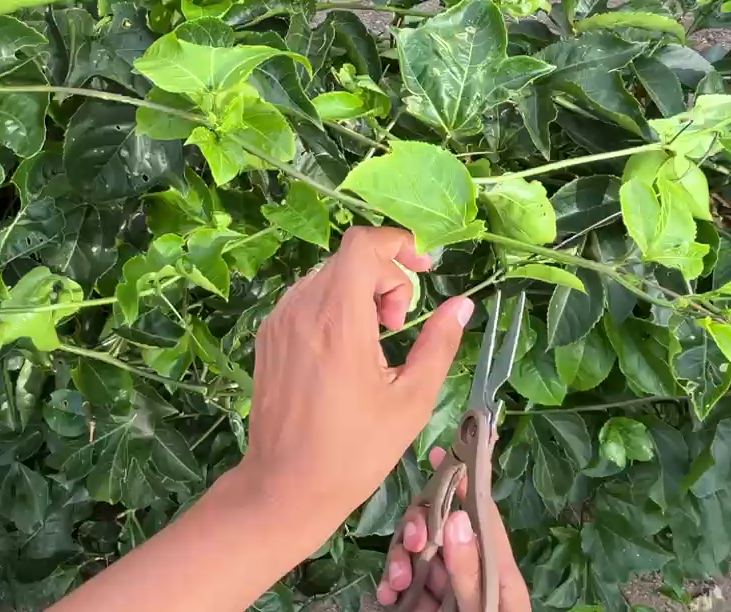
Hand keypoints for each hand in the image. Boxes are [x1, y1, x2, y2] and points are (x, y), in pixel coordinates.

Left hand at [238, 226, 472, 534]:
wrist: (285, 485)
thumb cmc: (355, 450)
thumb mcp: (411, 400)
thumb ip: (438, 343)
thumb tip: (462, 303)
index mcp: (338, 318)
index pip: (363, 244)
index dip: (398, 244)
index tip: (423, 270)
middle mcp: (303, 306)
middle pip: (350, 258)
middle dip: (385, 277)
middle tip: (397, 324)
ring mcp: (280, 317)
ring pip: (328, 274)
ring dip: (359, 290)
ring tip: (373, 339)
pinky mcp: (268, 331)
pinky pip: (307, 295)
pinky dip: (333, 304)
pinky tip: (343, 348)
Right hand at [376, 447, 530, 610]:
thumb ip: (471, 575)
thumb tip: (455, 516)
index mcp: (498, 575)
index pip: (482, 516)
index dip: (466, 481)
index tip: (444, 451)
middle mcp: (471, 576)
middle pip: (443, 528)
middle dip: (421, 526)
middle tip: (412, 540)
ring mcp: (446, 592)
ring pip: (419, 552)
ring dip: (402, 556)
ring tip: (395, 577)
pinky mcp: (425, 607)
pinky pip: (407, 581)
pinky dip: (394, 580)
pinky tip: (387, 591)